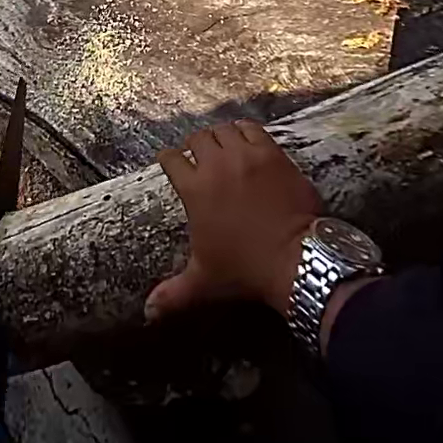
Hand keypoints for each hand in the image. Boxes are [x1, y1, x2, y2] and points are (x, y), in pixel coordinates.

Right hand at [147, 119, 321, 320]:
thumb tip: (147, 314)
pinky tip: (245, 138)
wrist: (295, 258)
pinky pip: (252, 128)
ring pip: (223, 130)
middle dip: (194, 145)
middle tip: (199, 154)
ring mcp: (244, 156)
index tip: (170, 160)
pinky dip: (245, 130)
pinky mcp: (271, 153)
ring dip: (220, 136)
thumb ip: (173, 293)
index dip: (168, 158)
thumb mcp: (204, 280)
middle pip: (197, 138)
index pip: (170, 159)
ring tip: (222, 145)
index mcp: (194, 189)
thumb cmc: (245, 269)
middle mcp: (215, 165)